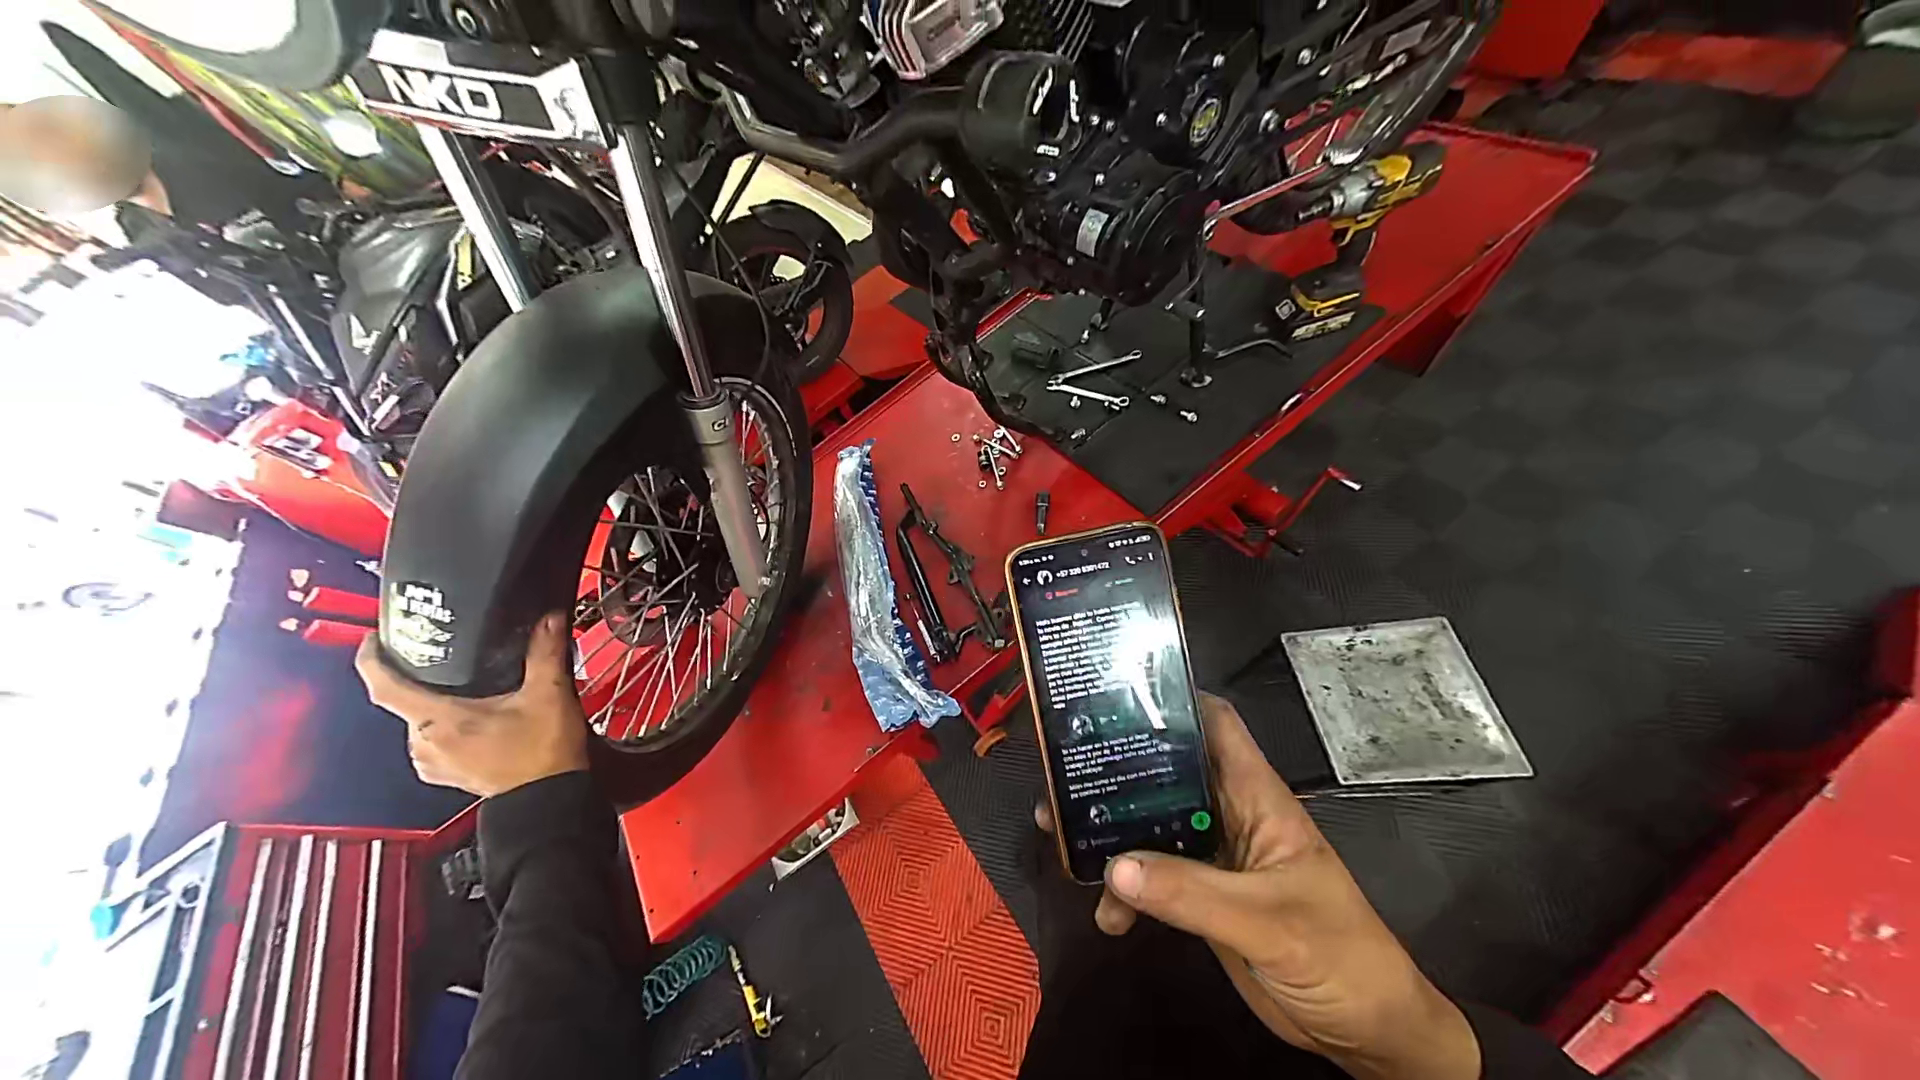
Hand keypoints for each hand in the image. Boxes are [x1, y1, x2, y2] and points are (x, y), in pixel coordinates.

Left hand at [356, 612, 589, 797]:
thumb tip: (548, 619)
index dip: (372, 659)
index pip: (384, 687)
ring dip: (440, 703)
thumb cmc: (543, 755)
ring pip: (422, 720)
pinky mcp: (446, 772)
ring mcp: (433, 761)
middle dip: (425, 678)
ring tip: (471, 687)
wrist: (548, 798)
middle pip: (407, 700)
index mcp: (439, 722)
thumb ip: (545, 651)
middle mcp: (425, 744)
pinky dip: (448, 725)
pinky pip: (433, 740)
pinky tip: (477, 717)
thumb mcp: (548, 693)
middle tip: (451, 659)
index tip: (372, 640)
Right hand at [1038, 694, 1479, 1079]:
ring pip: (1149, 823)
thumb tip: (1114, 867)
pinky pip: (1150, 876)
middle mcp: (1226, 812)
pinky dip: (1124, 889)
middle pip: (1165, 771)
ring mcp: (1212, 853)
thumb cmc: (1339, 955)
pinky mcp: (1200, 893)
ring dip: (1108, 832)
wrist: (1366, 1031)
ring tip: (1057, 835)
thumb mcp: (1268, 921)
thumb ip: (1192, 894)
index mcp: (1253, 795)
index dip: (1172, 700)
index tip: (1114, 693)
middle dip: (1115, 769)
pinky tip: (1107, 914)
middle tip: (1060, 771)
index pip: (1214, 723)